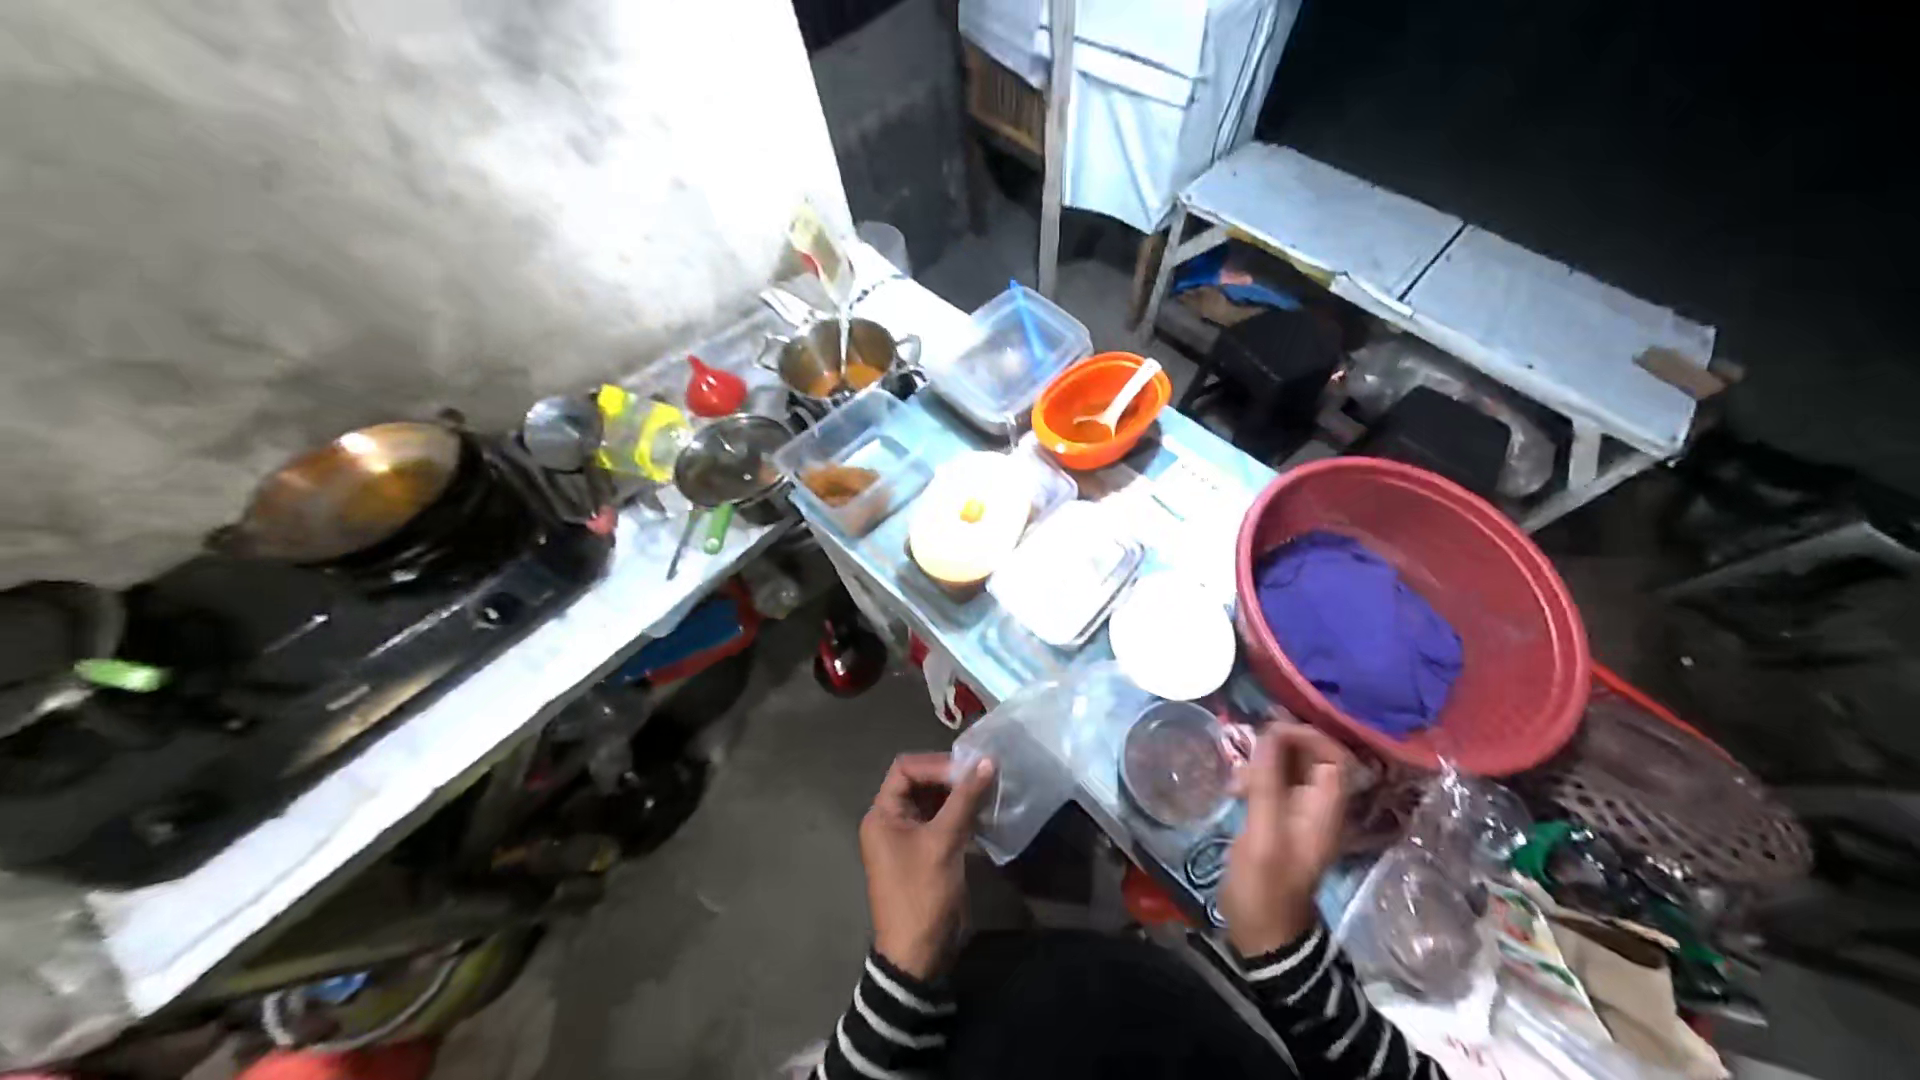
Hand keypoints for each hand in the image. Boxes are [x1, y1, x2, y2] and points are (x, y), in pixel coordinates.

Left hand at [859, 752, 995, 979]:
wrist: (919, 956)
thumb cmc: (922, 894)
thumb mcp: (943, 843)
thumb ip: (965, 799)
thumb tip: (989, 762)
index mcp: (882, 815)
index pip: (905, 769)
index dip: (936, 765)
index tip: (969, 769)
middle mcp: (891, 821)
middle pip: (920, 782)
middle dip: (951, 777)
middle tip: (984, 776)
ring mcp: (909, 837)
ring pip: (934, 802)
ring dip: (959, 795)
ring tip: (989, 789)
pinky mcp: (927, 852)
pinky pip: (943, 821)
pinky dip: (962, 813)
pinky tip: (985, 811)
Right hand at [1221, 725, 1348, 956]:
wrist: (1263, 935)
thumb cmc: (1265, 887)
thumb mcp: (1263, 835)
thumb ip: (1267, 785)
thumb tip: (1268, 735)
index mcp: (1324, 810)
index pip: (1334, 757)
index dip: (1308, 736)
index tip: (1270, 729)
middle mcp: (1317, 808)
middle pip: (1311, 759)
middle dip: (1280, 744)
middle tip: (1246, 742)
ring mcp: (1296, 815)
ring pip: (1288, 770)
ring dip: (1263, 762)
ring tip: (1235, 773)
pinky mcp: (1277, 821)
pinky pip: (1272, 785)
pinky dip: (1254, 778)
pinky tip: (1232, 788)